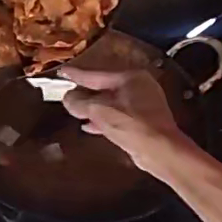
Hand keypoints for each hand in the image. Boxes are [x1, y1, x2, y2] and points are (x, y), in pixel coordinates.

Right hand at [60, 67, 195, 174]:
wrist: (159, 150)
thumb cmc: (130, 125)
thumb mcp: (97, 110)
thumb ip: (78, 102)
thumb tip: (68, 97)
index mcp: (130, 78)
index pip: (96, 74)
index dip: (76, 75)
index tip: (62, 71)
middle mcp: (139, 87)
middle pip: (104, 87)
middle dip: (85, 93)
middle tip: (67, 92)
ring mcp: (144, 104)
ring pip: (110, 102)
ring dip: (93, 108)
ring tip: (76, 111)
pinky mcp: (144, 121)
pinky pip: (117, 115)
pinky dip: (103, 119)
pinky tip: (89, 125)